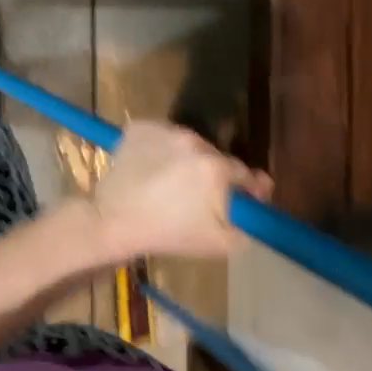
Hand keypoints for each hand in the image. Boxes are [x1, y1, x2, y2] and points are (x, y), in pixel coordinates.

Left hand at [90, 121, 273, 259]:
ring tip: (170, 182)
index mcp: (215, 166)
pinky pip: (159, 136)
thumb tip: (258, 199)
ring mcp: (163, 130)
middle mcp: (192, 140)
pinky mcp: (138, 128)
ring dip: (185, 158)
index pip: (243, 172)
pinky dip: (159, 148)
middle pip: (213, 156)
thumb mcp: (220, 242)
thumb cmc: (169, 233)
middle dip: (212, 174)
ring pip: (186, 144)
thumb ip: (249, 223)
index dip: (247, 187)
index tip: (244, 196)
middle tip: (197, 195)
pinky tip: (151, 169)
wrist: (114, 221)